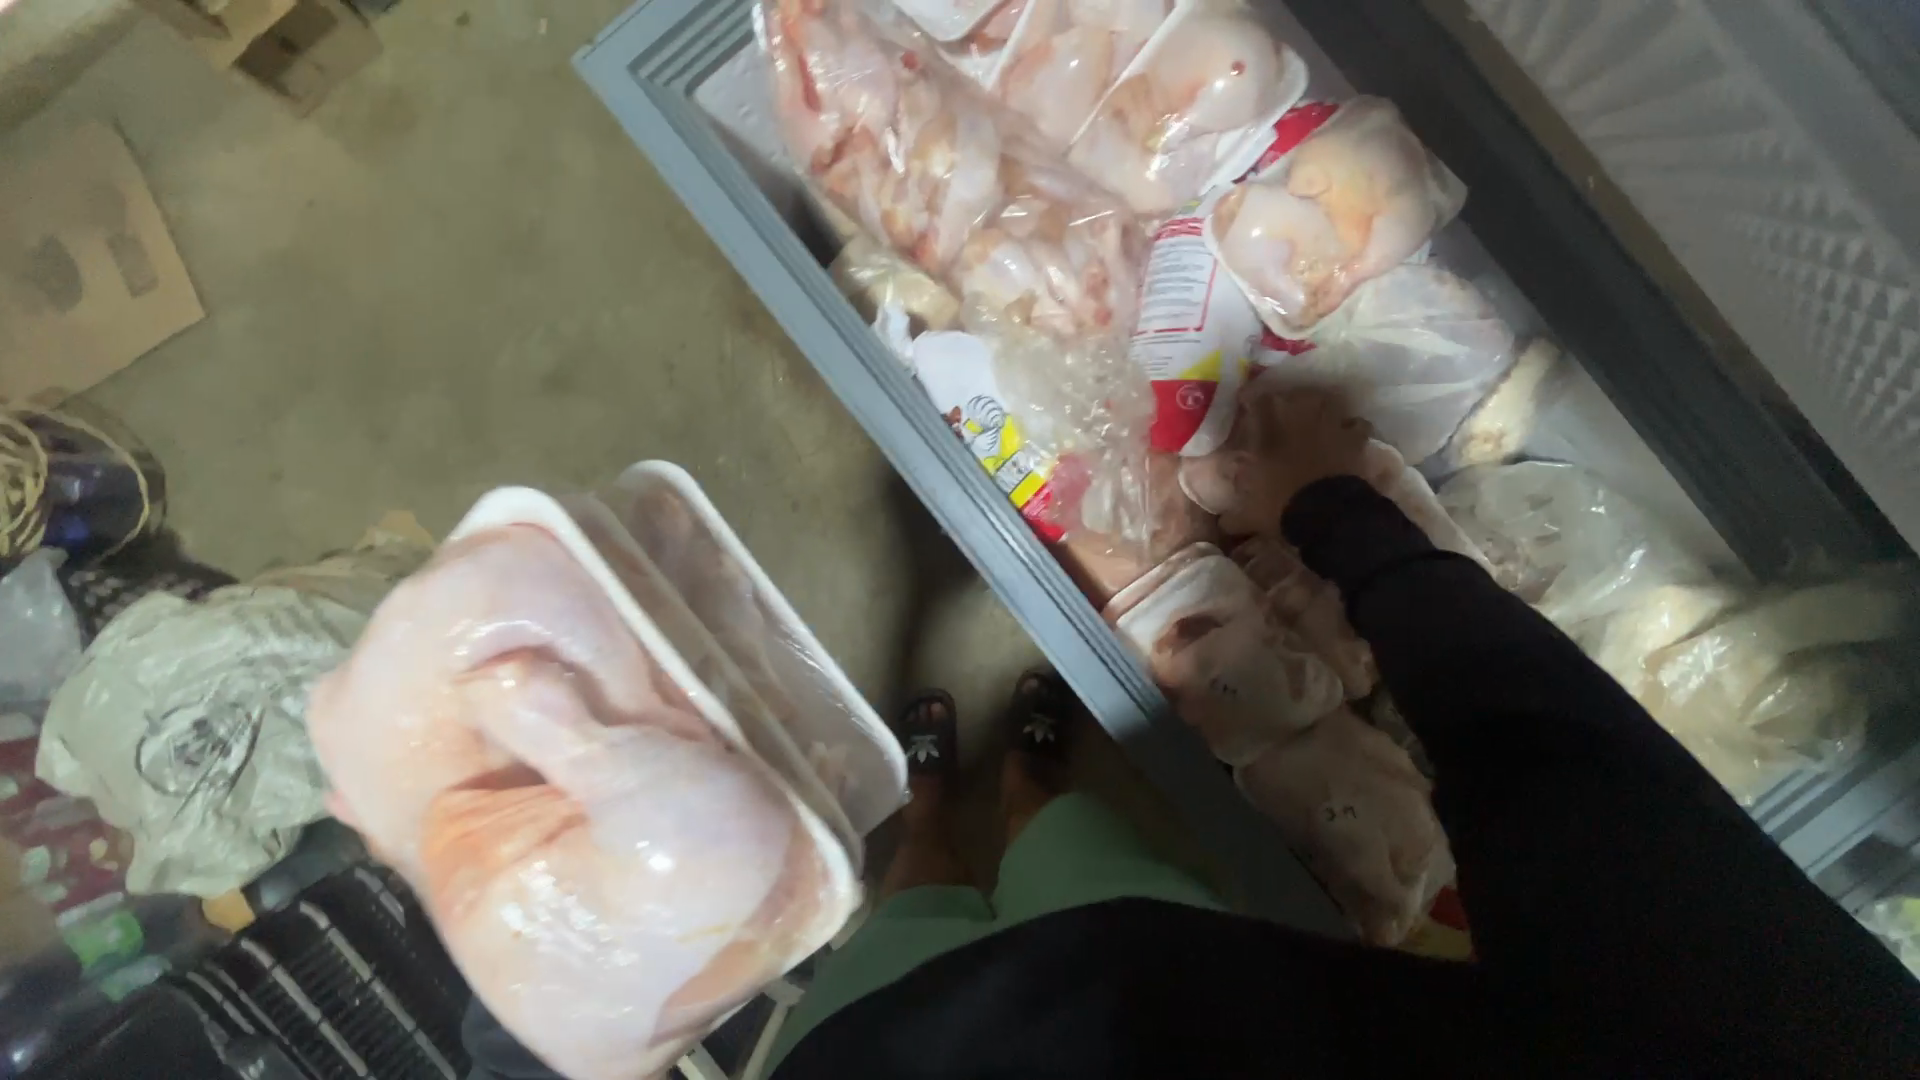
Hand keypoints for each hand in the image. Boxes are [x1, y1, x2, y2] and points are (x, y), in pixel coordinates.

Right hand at [1181, 385, 1371, 536]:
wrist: (1327, 513)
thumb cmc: (1280, 506)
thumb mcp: (1248, 513)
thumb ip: (1233, 515)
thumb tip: (1221, 522)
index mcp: (1267, 434)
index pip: (1257, 402)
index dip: (1251, 399)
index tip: (1246, 401)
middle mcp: (1299, 422)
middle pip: (1295, 396)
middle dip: (1290, 400)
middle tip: (1284, 408)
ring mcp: (1330, 428)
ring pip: (1327, 402)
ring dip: (1321, 407)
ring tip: (1316, 416)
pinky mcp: (1355, 440)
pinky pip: (1357, 424)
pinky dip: (1351, 427)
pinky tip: (1346, 434)